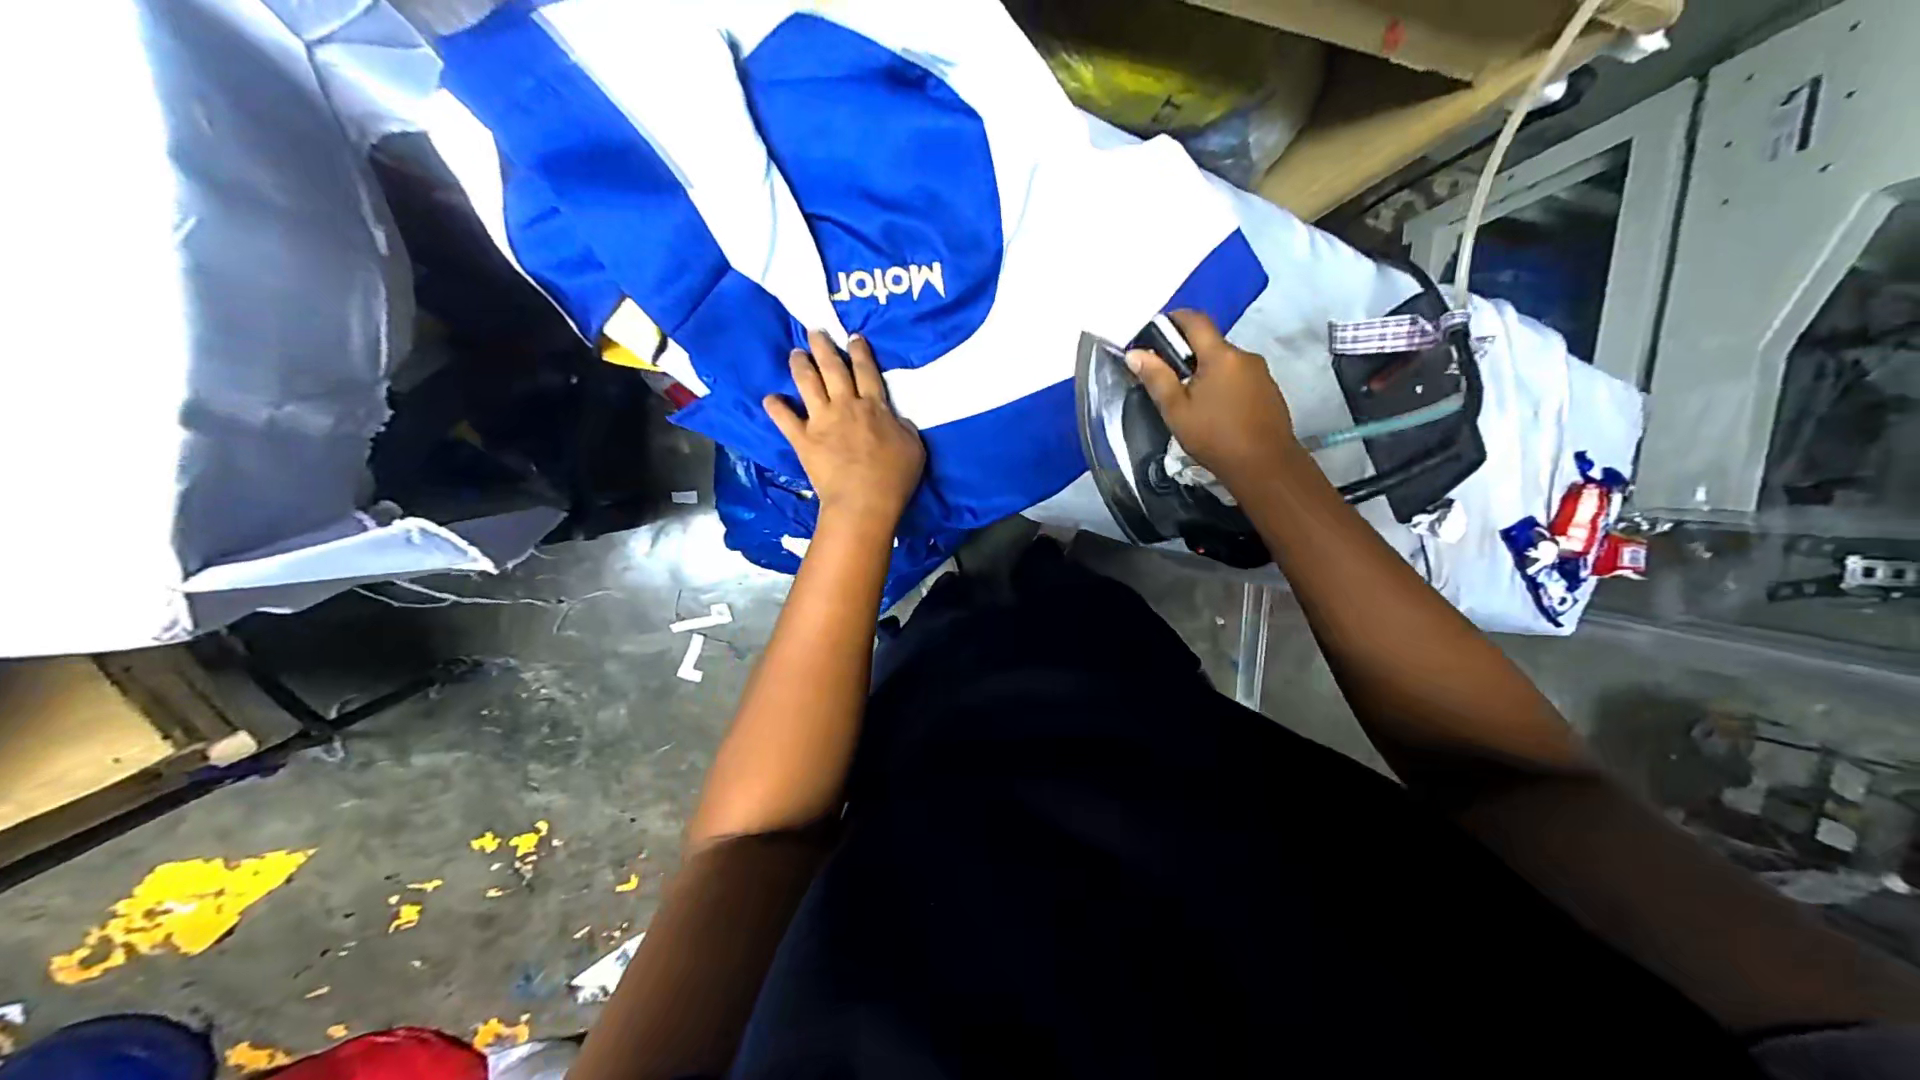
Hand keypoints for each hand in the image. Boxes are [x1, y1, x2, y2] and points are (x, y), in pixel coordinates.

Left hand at [764, 330, 925, 528]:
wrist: (864, 502)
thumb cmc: (894, 477)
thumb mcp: (914, 447)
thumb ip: (904, 427)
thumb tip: (896, 419)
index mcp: (874, 406)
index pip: (866, 370)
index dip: (860, 351)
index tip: (853, 336)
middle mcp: (845, 405)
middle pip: (833, 368)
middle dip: (823, 346)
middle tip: (814, 331)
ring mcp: (821, 420)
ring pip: (807, 384)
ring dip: (800, 365)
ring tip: (795, 353)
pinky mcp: (803, 439)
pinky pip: (784, 419)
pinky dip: (776, 407)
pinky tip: (770, 398)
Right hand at [1127, 309, 1296, 489]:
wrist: (1265, 466)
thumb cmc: (1215, 437)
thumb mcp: (1176, 410)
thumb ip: (1156, 378)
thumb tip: (1135, 353)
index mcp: (1220, 356)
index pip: (1195, 320)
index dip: (1173, 319)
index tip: (1155, 332)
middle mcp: (1244, 356)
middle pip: (1210, 343)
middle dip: (1187, 354)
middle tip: (1167, 379)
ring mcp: (1261, 373)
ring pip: (1225, 362)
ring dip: (1206, 372)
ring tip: (1190, 401)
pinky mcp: (1268, 390)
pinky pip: (1239, 377)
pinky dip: (1223, 385)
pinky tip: (1215, 411)